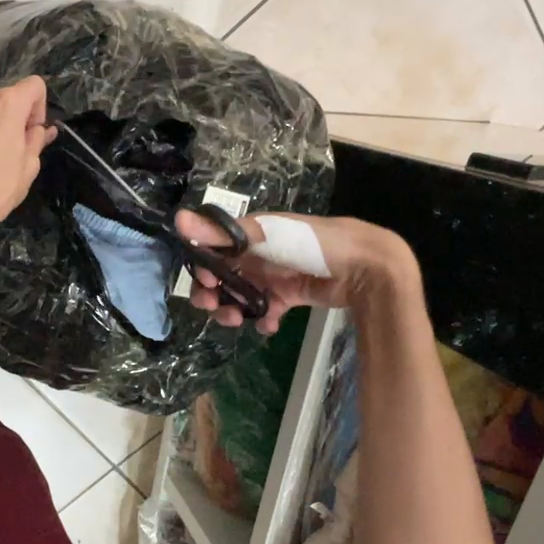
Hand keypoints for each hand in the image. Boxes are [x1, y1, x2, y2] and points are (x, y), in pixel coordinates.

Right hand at [175, 211, 416, 333]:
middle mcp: (259, 254)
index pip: (214, 250)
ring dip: (232, 310)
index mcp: (251, 235)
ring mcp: (274, 276)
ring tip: (239, 321)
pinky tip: (269, 324)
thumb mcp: (266, 236)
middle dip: (213, 295)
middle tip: (215, 308)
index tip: (206, 283)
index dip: (203, 268)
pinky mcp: (289, 296)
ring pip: (240, 297)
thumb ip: (221, 233)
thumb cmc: (315, 245)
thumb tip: (177, 218)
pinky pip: (265, 311)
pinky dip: (262, 320)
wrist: (366, 268)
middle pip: (223, 277)